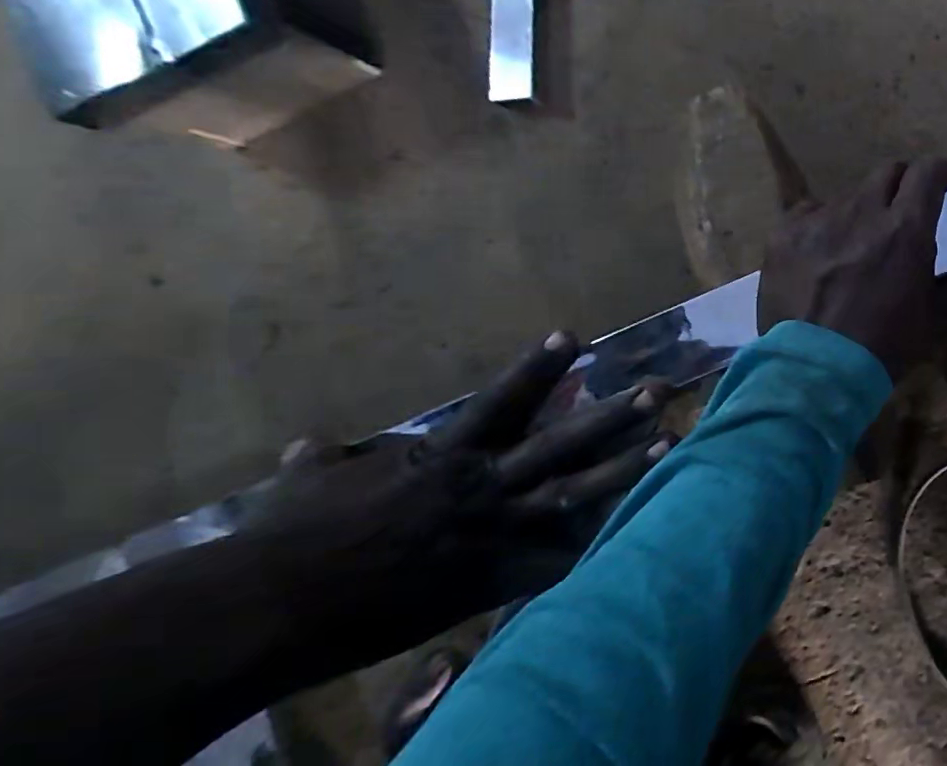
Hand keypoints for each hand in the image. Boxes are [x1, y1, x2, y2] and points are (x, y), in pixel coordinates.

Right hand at [245, 333, 672, 663]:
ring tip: (670, 442)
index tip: (574, 336)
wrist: (276, 609)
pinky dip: (596, 547)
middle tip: (662, 389)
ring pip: (576, 492)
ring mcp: (496, 531)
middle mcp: (483, 482)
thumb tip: (305, 446)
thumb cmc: (290, 534)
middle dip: (615, 414)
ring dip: (626, 467)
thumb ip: (324, 457)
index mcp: (445, 450)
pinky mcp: (495, 579)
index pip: (503, 398)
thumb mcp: (305, 482)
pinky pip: (558, 561)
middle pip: (564, 442)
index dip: (539, 367)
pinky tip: (638, 531)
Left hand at [758, 157, 946, 380]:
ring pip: (847, 197)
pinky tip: (817, 260)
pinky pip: (809, 213)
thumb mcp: (936, 319)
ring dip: (858, 214)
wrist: (814, 370)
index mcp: (907, 229)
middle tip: (897, 219)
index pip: (928, 169)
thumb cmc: (884, 347)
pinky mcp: (785, 231)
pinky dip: (819, 228)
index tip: (937, 189)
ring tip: (851, 251)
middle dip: (899, 187)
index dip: (936, 175)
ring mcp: (819, 218)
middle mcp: (863, 211)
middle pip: (887, 172)